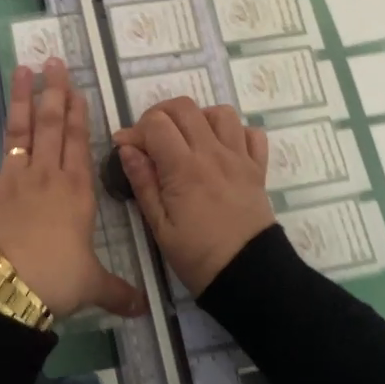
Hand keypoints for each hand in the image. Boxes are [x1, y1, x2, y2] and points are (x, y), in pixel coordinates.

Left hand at [0, 59, 145, 318]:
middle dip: (53, 92)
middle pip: (51, 126)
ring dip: (20, 99)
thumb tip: (143, 309)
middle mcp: (46, 175)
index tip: (76, 87)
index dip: (79, 112)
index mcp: (77, 191)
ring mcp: (13, 179)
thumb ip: (118, 291)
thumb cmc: (59, 279)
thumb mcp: (94, 285)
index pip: (80, 142)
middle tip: (52, 61)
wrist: (11, 287)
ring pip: (19, 131)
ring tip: (22, 69)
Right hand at [113, 98, 273, 295]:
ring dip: (199, 118)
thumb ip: (143, 182)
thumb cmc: (197, 256)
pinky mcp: (258, 169)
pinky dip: (236, 133)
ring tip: (187, 139)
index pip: (156, 123)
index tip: (126, 148)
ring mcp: (239, 158)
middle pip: (184, 107)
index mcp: (184, 168)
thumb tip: (127, 149)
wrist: (250, 276)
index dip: (135, 130)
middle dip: (160, 115)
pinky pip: (252, 134)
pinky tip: (221, 149)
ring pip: (221, 113)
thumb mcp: (159, 226)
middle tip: (151, 139)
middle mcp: (212, 154)